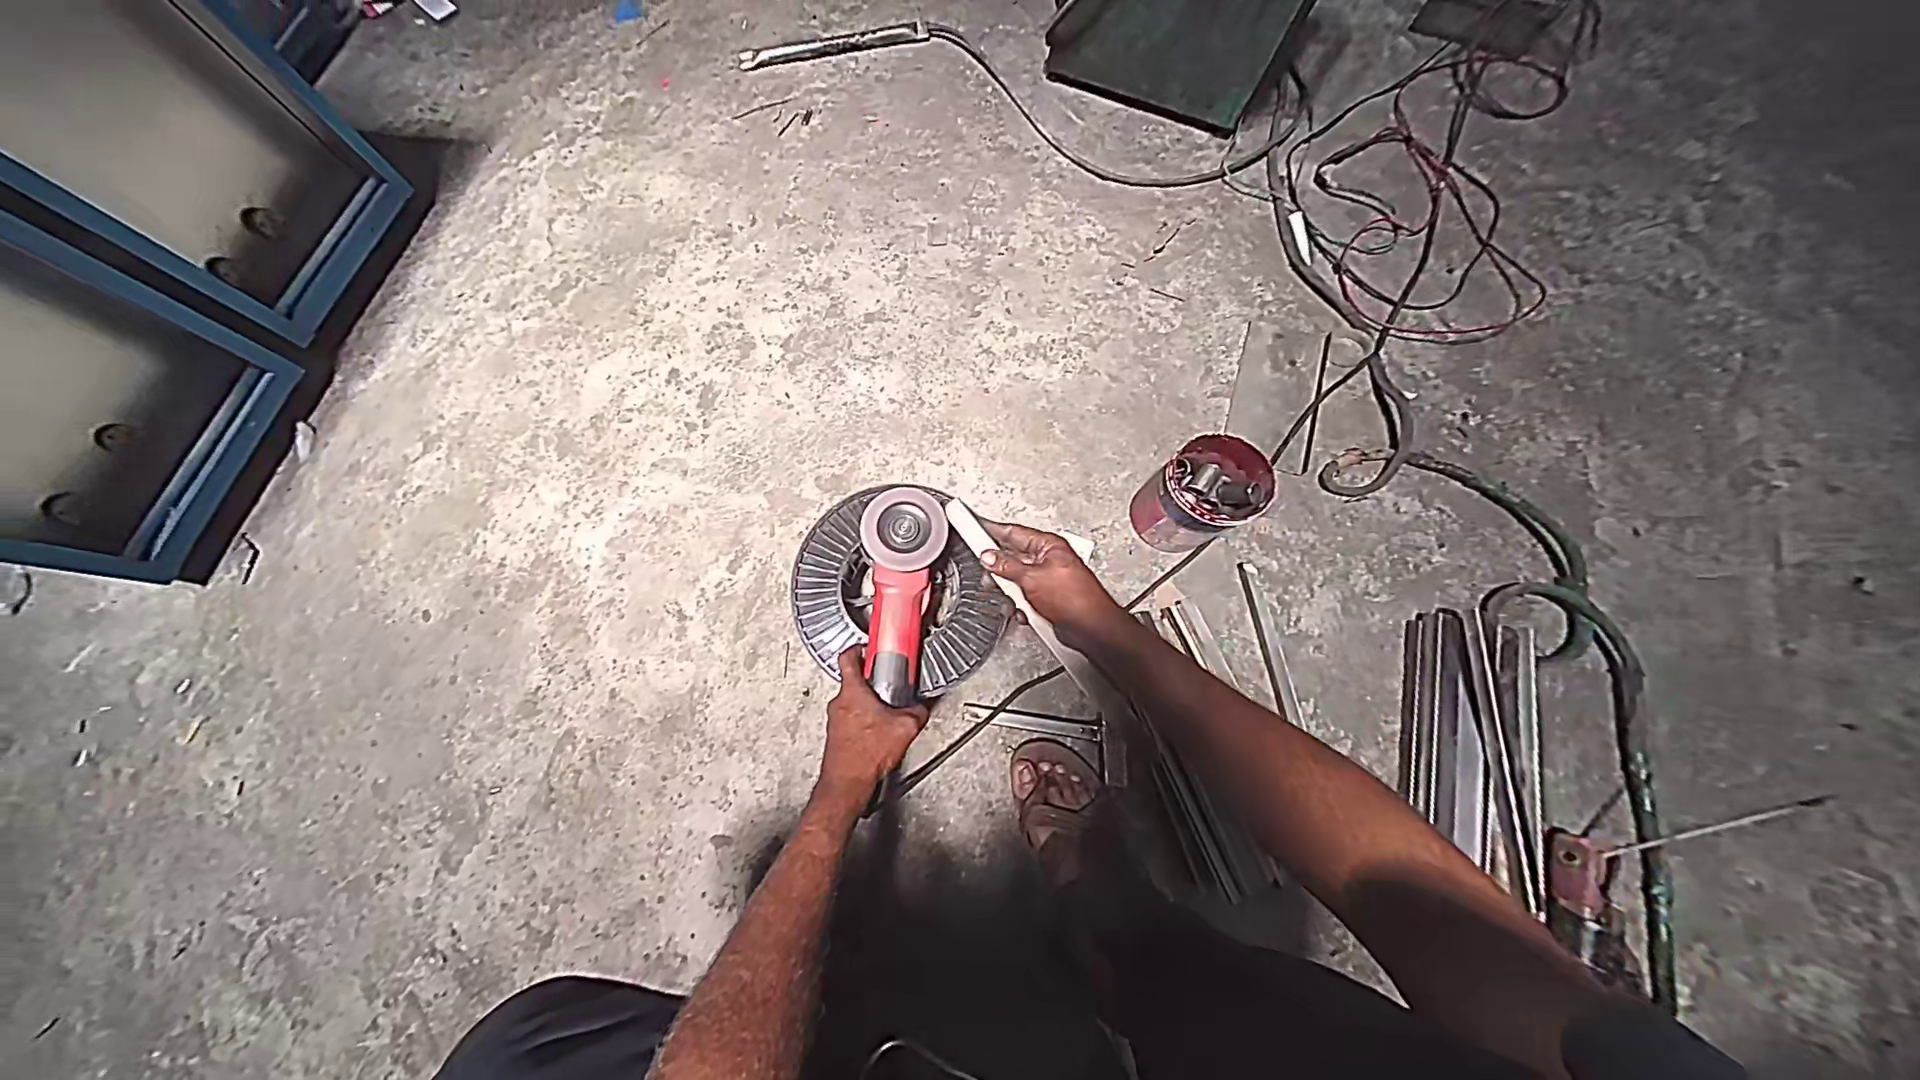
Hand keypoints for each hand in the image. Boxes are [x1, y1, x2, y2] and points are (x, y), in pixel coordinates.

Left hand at [818, 648, 929, 803]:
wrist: (848, 782)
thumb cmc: (866, 754)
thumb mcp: (905, 728)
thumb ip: (916, 711)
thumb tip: (921, 707)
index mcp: (852, 692)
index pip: (848, 657)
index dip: (859, 648)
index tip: (869, 647)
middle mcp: (839, 703)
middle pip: (853, 680)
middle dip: (871, 680)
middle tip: (886, 683)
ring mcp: (835, 719)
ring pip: (852, 701)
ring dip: (867, 702)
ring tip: (885, 712)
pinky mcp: (836, 735)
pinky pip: (850, 718)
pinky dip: (863, 720)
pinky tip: (877, 732)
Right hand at [978, 520, 1126, 646]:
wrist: (1090, 628)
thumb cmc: (1075, 599)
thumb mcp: (1032, 578)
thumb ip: (1007, 566)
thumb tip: (989, 557)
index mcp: (1048, 546)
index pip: (1014, 532)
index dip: (992, 529)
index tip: (975, 525)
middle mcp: (1049, 560)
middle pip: (1013, 557)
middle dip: (1000, 568)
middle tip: (988, 571)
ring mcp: (1048, 579)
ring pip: (1017, 579)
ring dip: (1012, 590)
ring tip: (1013, 597)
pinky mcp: (1047, 598)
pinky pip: (1024, 596)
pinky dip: (1021, 604)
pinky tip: (1024, 609)